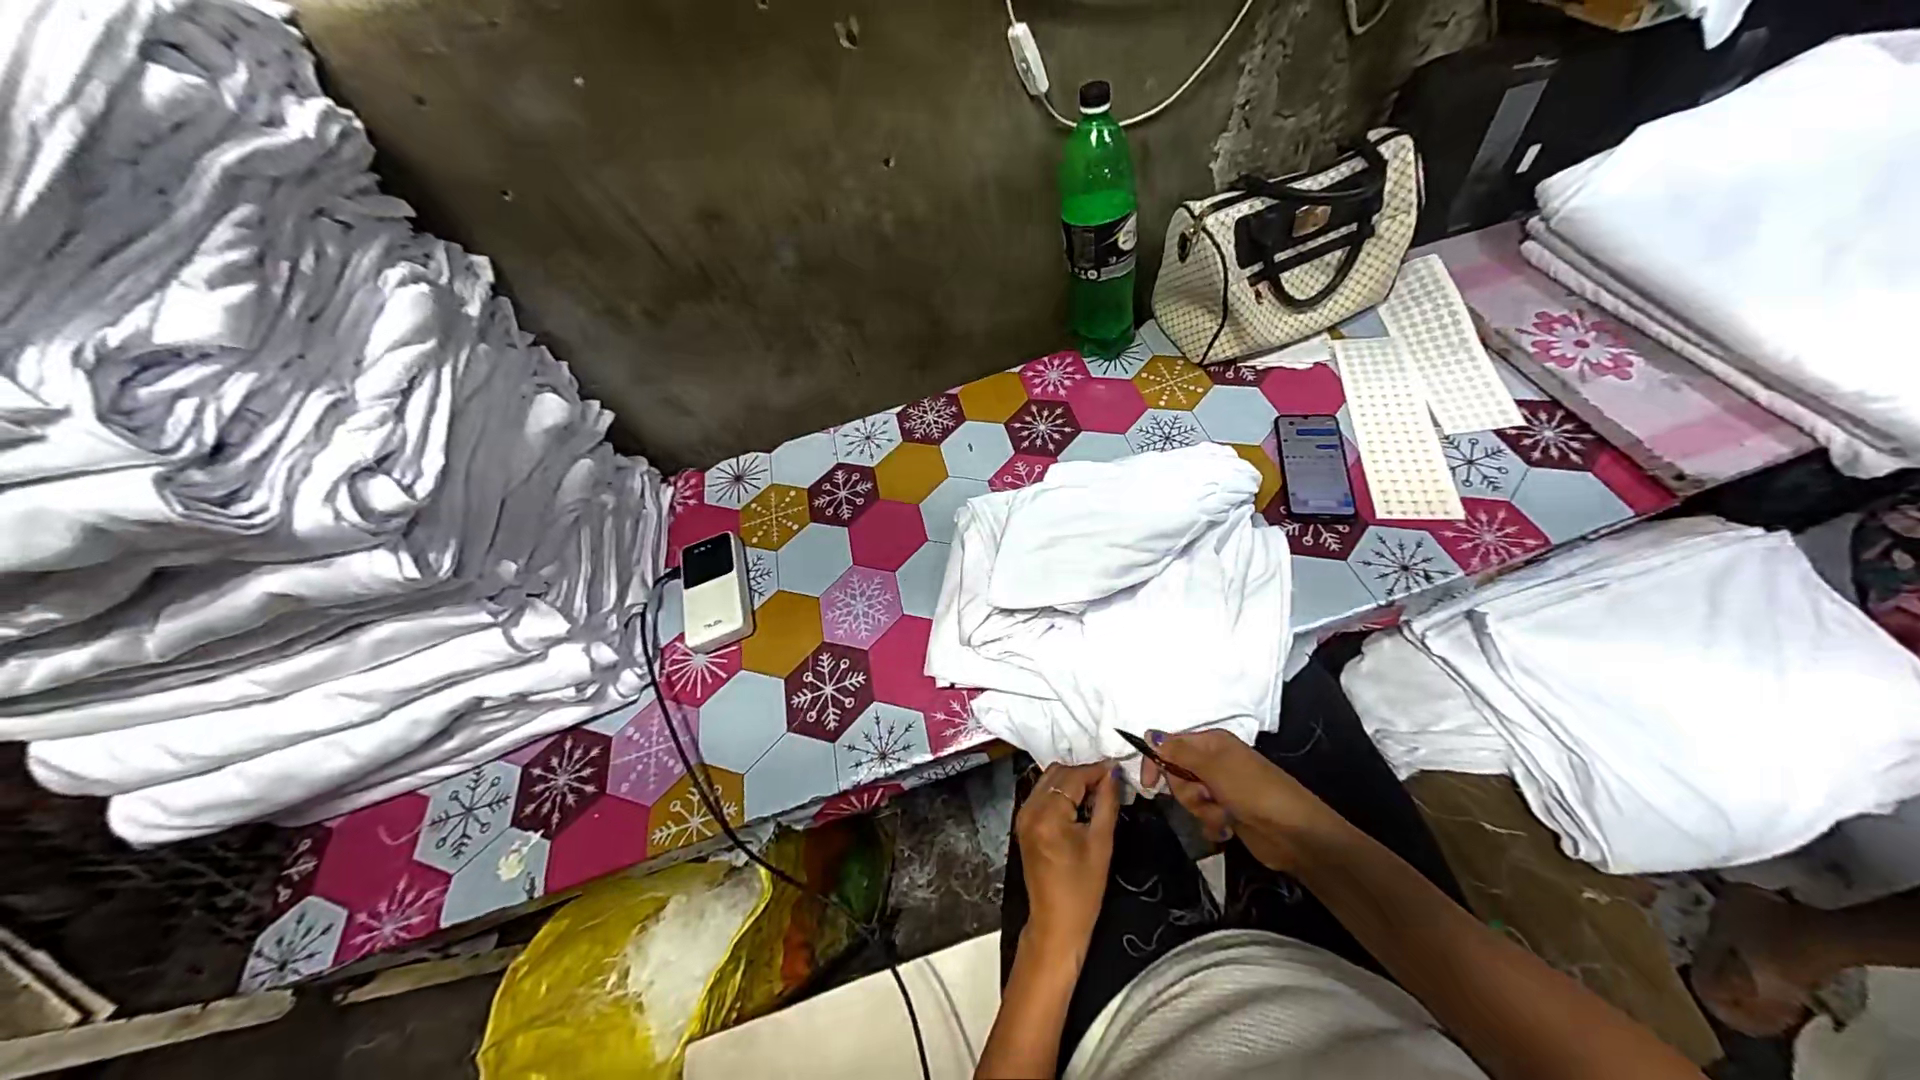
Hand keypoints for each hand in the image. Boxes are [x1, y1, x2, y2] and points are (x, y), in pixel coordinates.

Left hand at [1015, 762, 1119, 958]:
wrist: (1056, 922)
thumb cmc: (1083, 888)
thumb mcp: (1101, 843)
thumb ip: (1107, 802)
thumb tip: (1112, 773)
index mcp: (1047, 814)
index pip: (1073, 777)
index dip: (1096, 770)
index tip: (1116, 769)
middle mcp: (1029, 808)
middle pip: (1057, 773)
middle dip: (1083, 774)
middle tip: (1108, 784)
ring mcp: (1023, 815)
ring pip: (1048, 780)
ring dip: (1071, 781)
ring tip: (1096, 794)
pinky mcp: (1023, 823)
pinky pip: (1042, 794)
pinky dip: (1060, 792)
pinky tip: (1079, 804)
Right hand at [1140, 729, 1349, 873]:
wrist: (1294, 833)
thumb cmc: (1254, 791)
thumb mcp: (1214, 767)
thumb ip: (1178, 752)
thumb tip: (1149, 735)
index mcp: (1212, 742)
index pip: (1170, 745)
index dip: (1156, 762)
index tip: (1149, 785)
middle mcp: (1214, 762)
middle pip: (1176, 773)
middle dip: (1187, 790)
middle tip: (1206, 795)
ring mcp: (1220, 788)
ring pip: (1188, 797)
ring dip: (1201, 810)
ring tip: (1222, 815)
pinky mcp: (1227, 812)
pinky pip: (1202, 816)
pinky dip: (1211, 824)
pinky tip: (1227, 828)